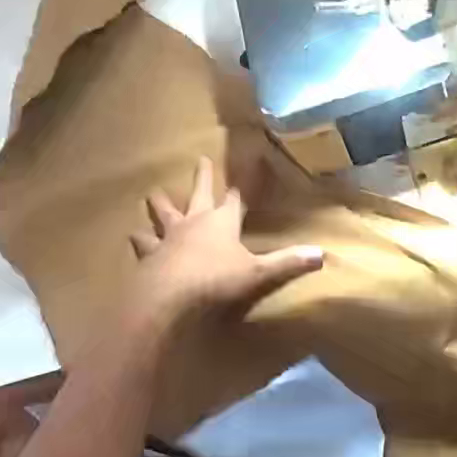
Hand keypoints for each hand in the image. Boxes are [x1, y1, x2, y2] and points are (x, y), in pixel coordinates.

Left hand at [131, 157, 322, 319]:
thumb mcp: (258, 273)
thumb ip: (287, 263)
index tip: (245, 173)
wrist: (170, 297)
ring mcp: (169, 237)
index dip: (241, 190)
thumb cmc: (217, 280)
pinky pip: (143, 243)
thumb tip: (322, 254)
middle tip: (200, 159)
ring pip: (163, 214)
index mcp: (222, 222)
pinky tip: (134, 238)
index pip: (235, 200)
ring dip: (160, 204)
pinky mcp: (150, 255)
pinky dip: (140, 240)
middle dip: (202, 178)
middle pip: (198, 194)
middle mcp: (194, 222)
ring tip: (152, 195)